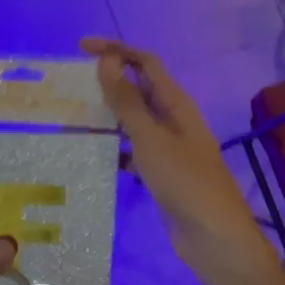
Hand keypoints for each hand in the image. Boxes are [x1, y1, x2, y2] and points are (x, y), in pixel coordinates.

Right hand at [82, 37, 284, 284]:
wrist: (212, 236)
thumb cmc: (184, 181)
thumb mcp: (150, 138)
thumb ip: (127, 100)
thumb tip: (107, 61)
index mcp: (176, 103)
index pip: (145, 62)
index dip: (116, 49)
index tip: (81, 48)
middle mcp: (174, 118)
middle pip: (139, 87)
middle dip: (108, 80)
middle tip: (72, 84)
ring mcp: (169, 146)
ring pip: (134, 119)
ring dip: (108, 113)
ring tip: (74, 115)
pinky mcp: (162, 170)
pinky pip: (133, 147)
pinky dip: (114, 145)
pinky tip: (92, 153)